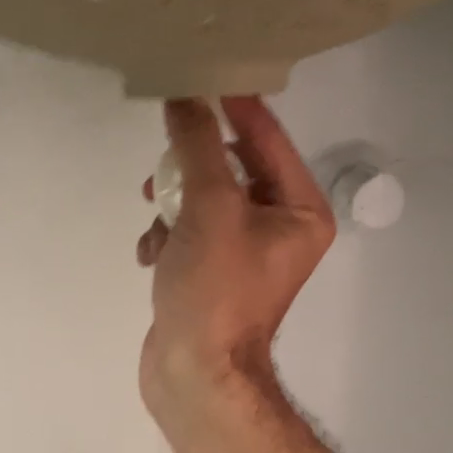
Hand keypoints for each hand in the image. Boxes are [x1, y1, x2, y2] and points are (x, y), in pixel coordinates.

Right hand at [136, 97, 335, 424]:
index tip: (198, 75)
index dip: (233, 107)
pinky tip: (152, 259)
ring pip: (202, 202)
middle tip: (162, 163)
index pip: (267, 139)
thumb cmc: (215, 290)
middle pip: (231, 170)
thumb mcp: (209, 207)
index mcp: (300, 211)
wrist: (195, 376)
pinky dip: (167, 240)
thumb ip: (196, 145)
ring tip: (155, 225)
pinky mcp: (211, 277)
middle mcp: (279, 230)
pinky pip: (188, 236)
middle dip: (191, 167)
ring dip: (172, 207)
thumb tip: (183, 95)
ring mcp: (243, 256)